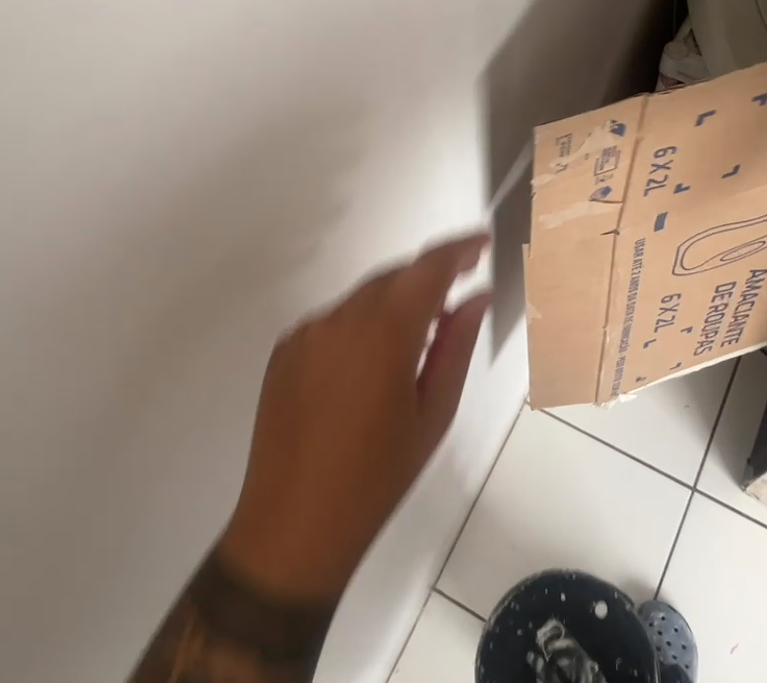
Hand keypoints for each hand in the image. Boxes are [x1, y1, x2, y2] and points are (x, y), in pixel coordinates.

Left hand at [217, 234, 491, 603]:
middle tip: (460, 292)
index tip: (482, 242)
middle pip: (394, 277)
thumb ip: (456, 345)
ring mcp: (306, 333)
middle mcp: (340, 319)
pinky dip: (362, 326)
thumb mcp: (433, 413)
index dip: (458, 249)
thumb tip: (475, 297)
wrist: (292, 523)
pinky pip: (334, 322)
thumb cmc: (378, 476)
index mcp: (384, 332)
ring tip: (419, 340)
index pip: (428, 268)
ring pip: (363, 299)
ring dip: (395, 304)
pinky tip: (372, 368)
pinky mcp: (284, 351)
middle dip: (429, 277)